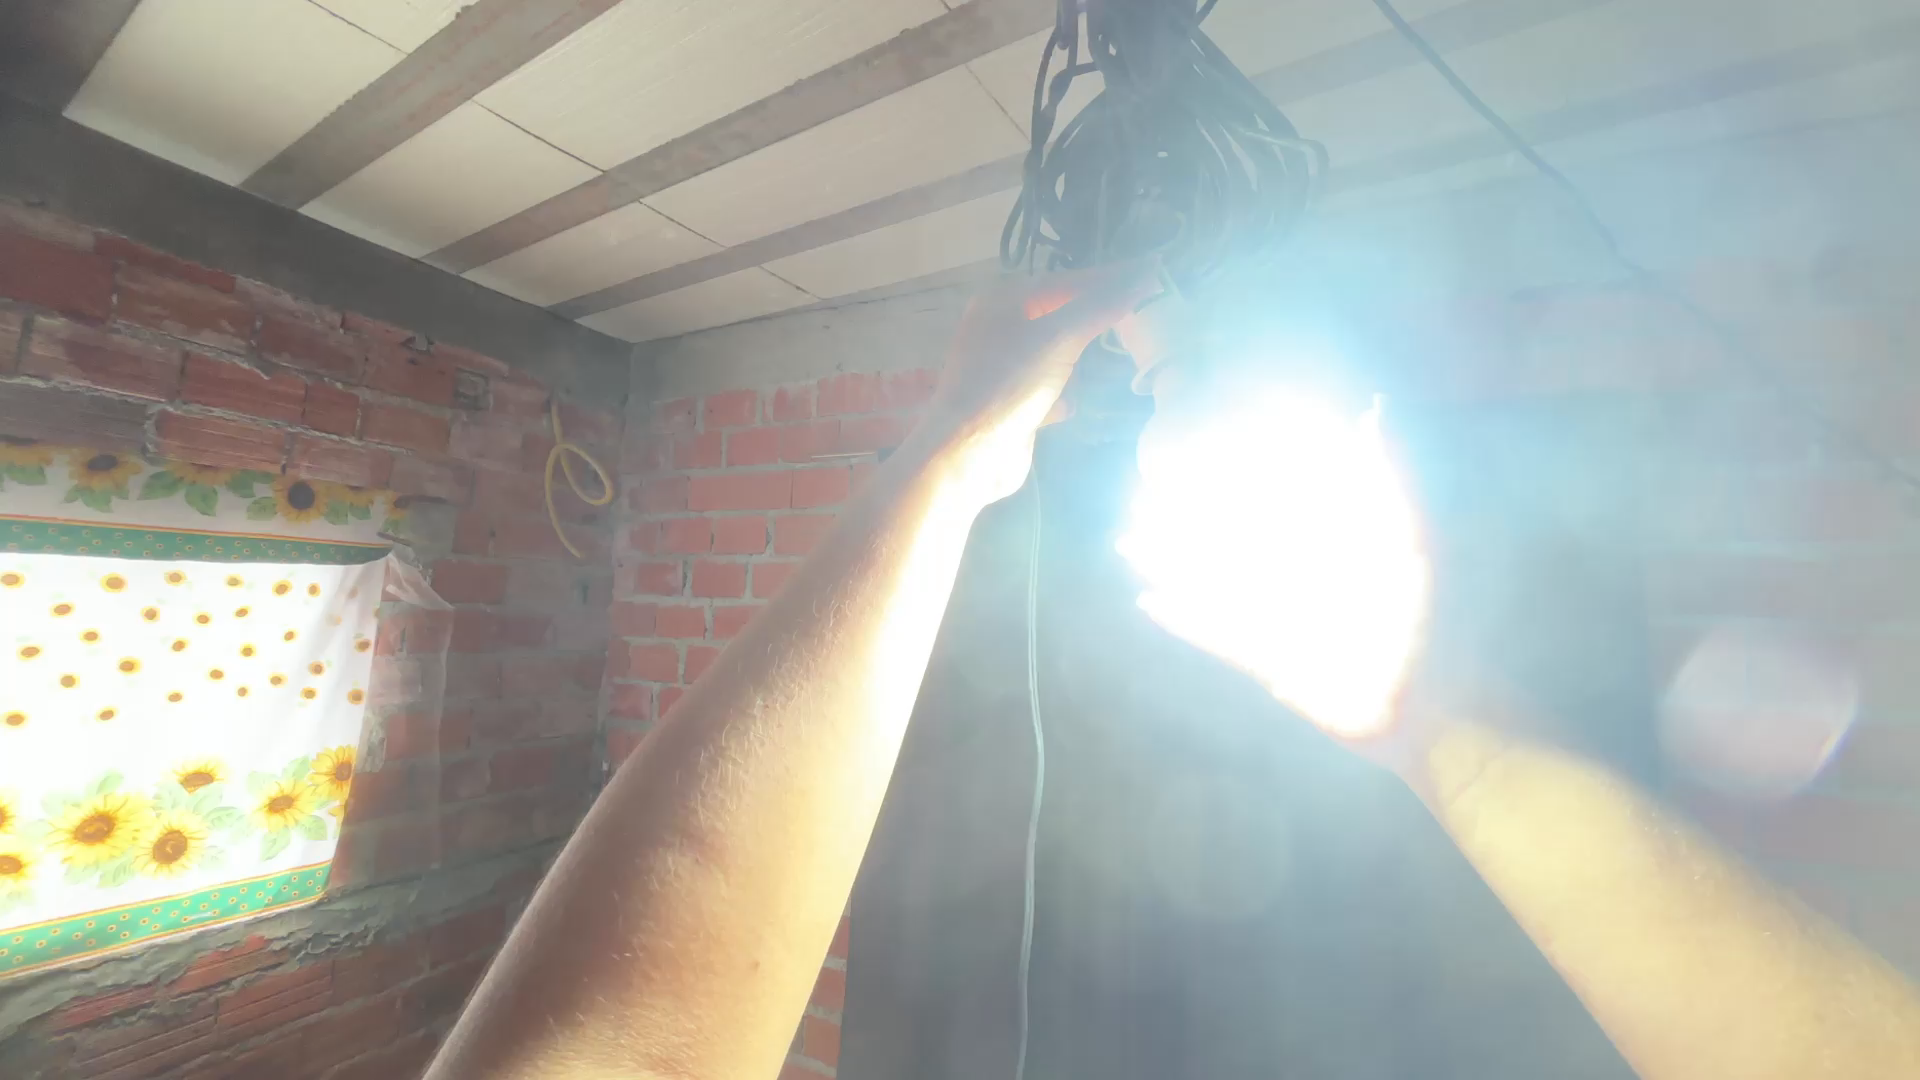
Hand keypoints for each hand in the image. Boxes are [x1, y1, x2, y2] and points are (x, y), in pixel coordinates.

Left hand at [916, 263, 1161, 501]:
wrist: (968, 454)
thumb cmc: (1008, 384)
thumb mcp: (1058, 338)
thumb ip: (1101, 307)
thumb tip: (1145, 274)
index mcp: (1001, 302)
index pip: (1067, 281)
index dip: (1111, 277)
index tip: (1153, 271)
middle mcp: (998, 330)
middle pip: (1060, 316)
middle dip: (1091, 321)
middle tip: (1136, 313)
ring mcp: (1002, 369)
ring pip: (1055, 356)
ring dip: (1074, 365)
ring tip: (1101, 362)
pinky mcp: (1010, 405)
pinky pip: (1047, 391)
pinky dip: (1059, 397)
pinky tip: (1067, 406)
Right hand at [1118, 373, 1433, 757]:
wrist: (1438, 709)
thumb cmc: (1432, 619)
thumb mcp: (1415, 537)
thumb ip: (1391, 473)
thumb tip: (1375, 405)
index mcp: (1323, 544)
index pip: (1266, 499)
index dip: (1228, 473)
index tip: (1190, 448)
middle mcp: (1293, 577)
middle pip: (1224, 542)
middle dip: (1180, 521)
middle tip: (1135, 498)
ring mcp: (1276, 620)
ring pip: (1209, 586)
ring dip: (1166, 566)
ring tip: (1125, 544)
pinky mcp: (1267, 662)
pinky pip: (1213, 637)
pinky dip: (1180, 620)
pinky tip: (1145, 603)